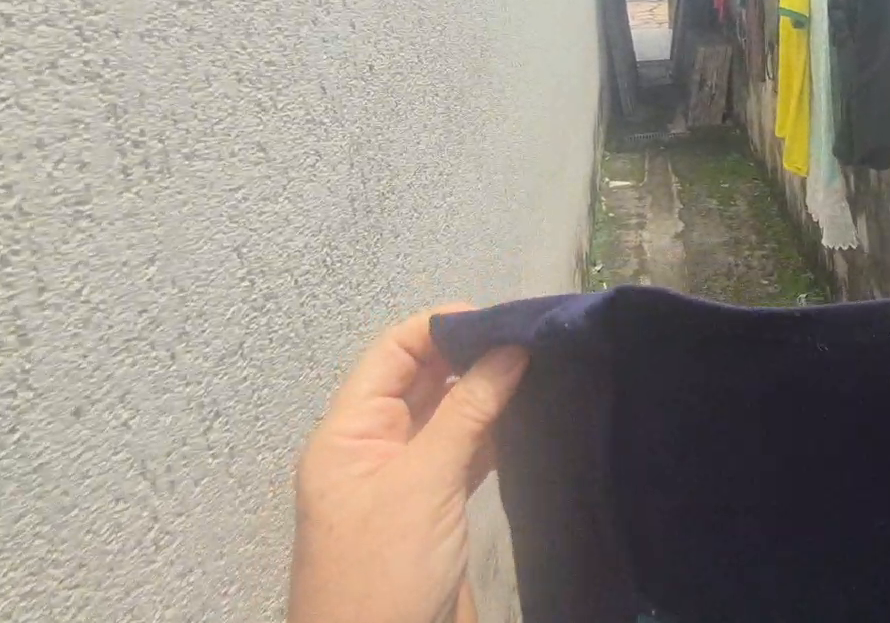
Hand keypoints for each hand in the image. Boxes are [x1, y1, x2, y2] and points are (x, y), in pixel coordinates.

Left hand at [288, 306, 528, 622]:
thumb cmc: (385, 570)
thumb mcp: (424, 483)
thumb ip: (468, 409)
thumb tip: (513, 346)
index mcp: (349, 435)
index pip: (392, 354)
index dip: (439, 327)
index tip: (501, 319)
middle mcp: (375, 447)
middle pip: (421, 378)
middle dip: (470, 354)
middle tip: (531, 338)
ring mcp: (406, 476)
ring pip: (448, 411)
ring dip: (487, 389)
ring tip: (539, 366)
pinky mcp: (436, 503)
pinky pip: (466, 446)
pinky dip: (495, 426)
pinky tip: (530, 412)